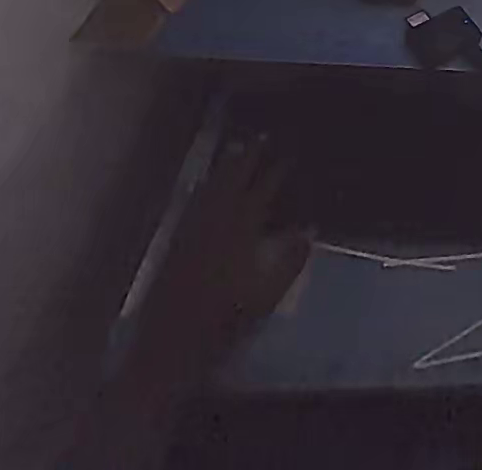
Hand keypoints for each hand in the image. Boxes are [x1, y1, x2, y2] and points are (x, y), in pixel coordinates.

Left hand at [126, 139, 310, 393]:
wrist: (172, 344)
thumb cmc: (226, 321)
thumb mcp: (268, 296)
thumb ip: (291, 262)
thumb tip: (309, 231)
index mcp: (242, 230)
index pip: (263, 190)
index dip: (277, 171)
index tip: (289, 155)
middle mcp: (217, 220)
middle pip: (235, 179)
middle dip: (250, 156)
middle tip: (262, 136)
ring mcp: (194, 227)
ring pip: (213, 186)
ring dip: (227, 166)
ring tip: (237, 147)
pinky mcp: (177, 239)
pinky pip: (193, 201)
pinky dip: (204, 186)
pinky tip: (205, 182)